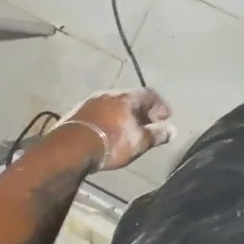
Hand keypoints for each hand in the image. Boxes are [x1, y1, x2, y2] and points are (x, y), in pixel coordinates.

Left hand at [56, 88, 174, 170]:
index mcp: (126, 97)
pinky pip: (99, 112)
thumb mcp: (140, 142)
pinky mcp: (76, 113)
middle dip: (142, 111)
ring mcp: (89, 102)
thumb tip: (173, 130)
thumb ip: (158, 134)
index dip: (160, 105)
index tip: (166, 118)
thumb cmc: (111, 143)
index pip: (150, 94)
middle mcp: (108, 94)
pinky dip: (109, 119)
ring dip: (123, 115)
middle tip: (148, 124)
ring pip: (113, 105)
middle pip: (130, 98)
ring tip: (128, 129)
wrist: (69, 149)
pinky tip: (108, 132)